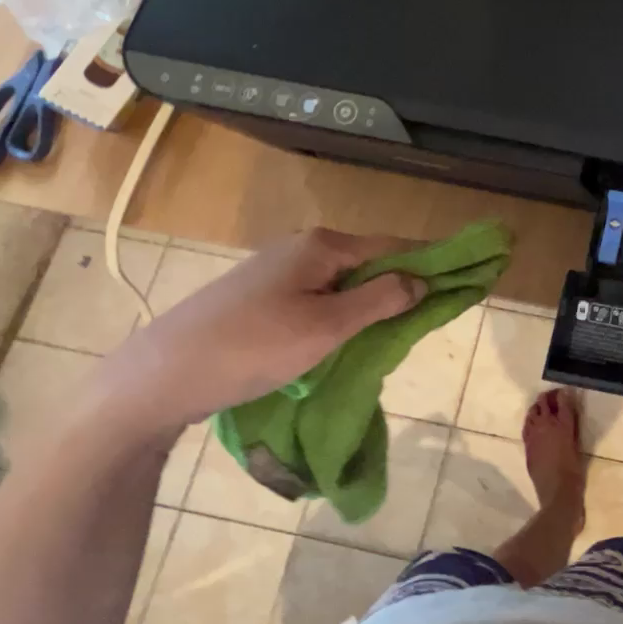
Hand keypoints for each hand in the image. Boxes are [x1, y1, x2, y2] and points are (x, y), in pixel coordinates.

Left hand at [86, 227, 427, 443]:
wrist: (155, 379)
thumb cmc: (249, 349)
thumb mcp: (326, 328)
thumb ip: (380, 300)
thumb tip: (422, 279)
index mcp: (323, 246)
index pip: (396, 245)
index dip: (434, 260)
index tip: (467, 276)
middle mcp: (301, 249)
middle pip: (370, 262)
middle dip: (402, 286)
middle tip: (428, 319)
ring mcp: (275, 272)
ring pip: (343, 284)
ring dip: (370, 305)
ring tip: (390, 336)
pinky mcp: (257, 298)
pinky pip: (317, 298)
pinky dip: (341, 314)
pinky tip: (342, 342)